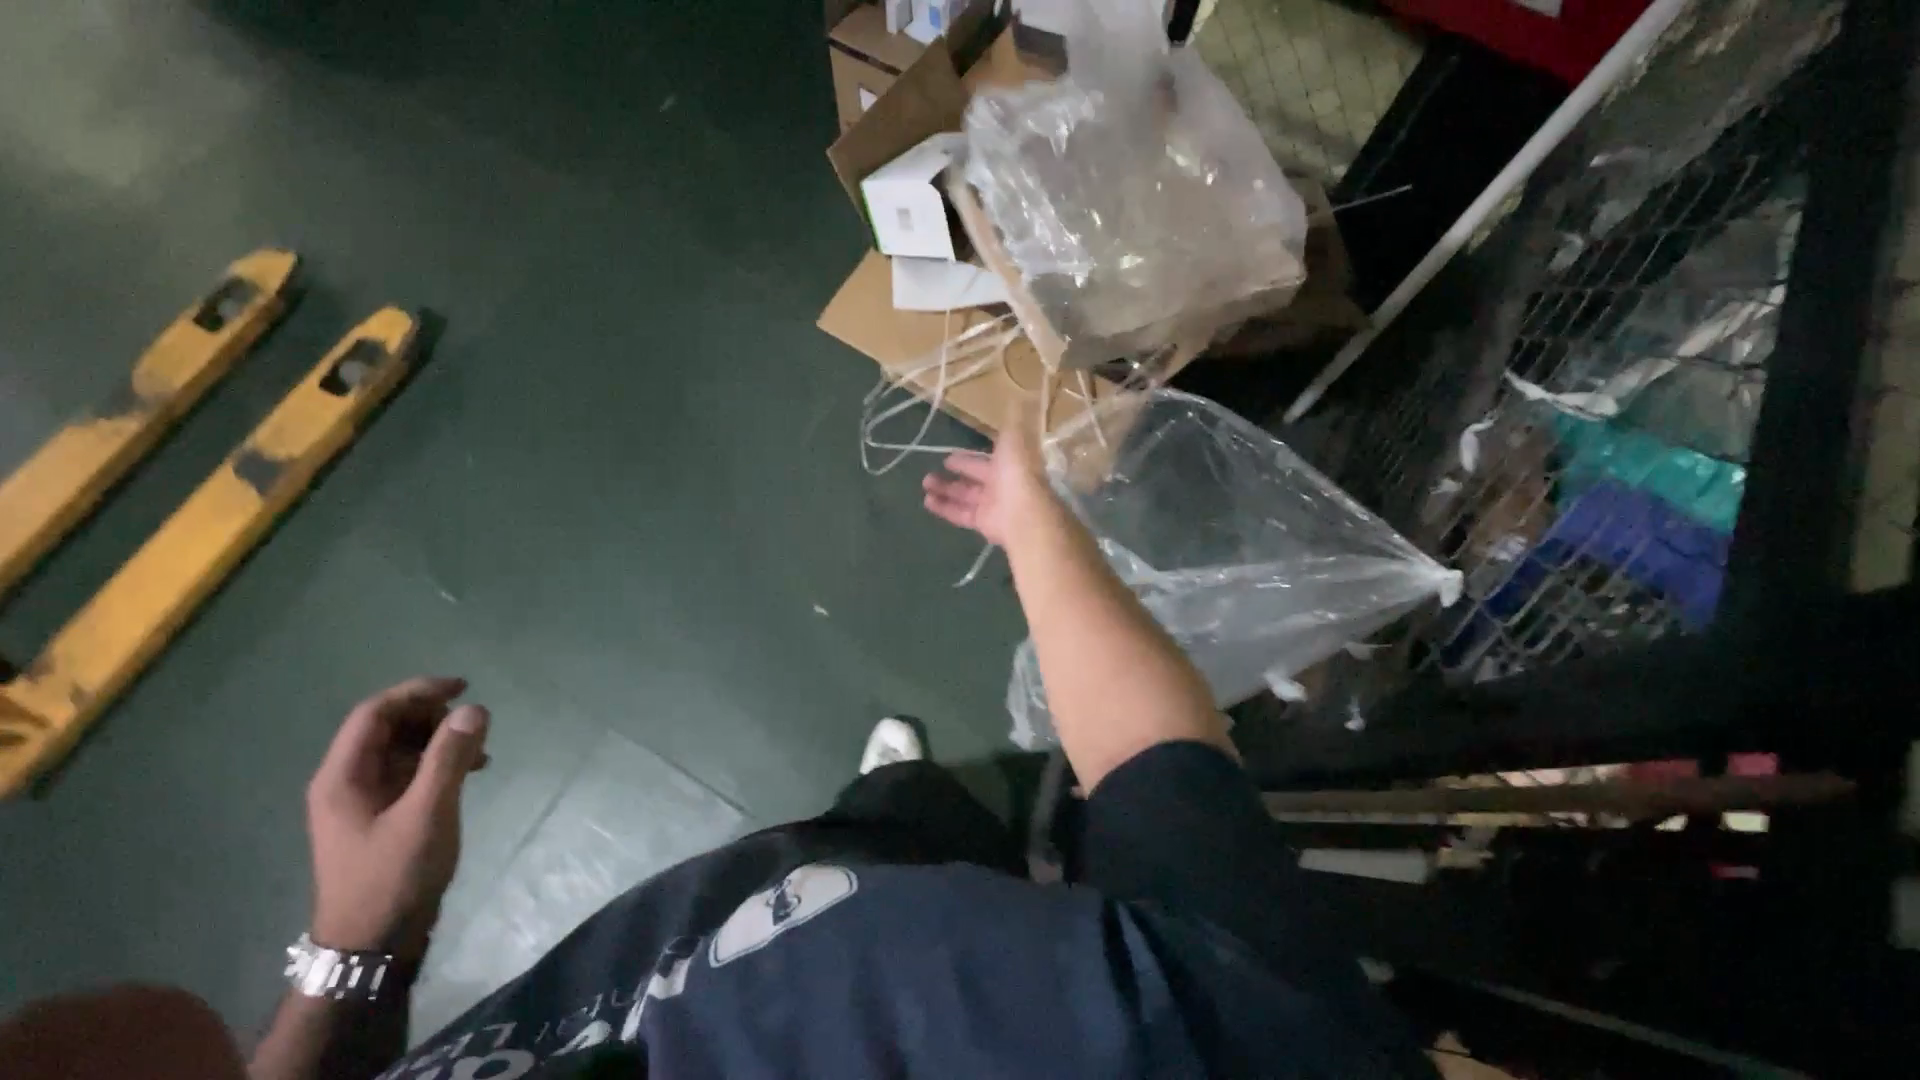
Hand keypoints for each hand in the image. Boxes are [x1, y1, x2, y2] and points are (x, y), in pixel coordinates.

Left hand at [305, 677, 488, 960]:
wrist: (373, 945)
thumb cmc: (394, 876)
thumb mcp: (427, 814)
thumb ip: (449, 759)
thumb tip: (473, 709)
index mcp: (342, 777)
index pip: (374, 713)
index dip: (417, 692)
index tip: (463, 687)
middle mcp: (345, 783)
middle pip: (386, 728)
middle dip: (432, 717)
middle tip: (474, 723)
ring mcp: (362, 802)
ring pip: (400, 750)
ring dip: (439, 741)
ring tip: (479, 750)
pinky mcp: (381, 819)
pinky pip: (408, 774)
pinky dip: (438, 764)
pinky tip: (469, 773)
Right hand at [921, 413, 1055, 547]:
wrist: (1023, 511)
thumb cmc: (1017, 472)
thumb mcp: (1014, 438)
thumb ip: (1013, 420)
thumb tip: (1019, 397)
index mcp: (1008, 463)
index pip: (985, 459)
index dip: (968, 457)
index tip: (949, 455)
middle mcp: (1001, 483)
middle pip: (974, 478)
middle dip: (955, 472)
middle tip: (933, 469)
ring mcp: (991, 504)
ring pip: (964, 496)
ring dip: (944, 490)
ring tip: (924, 484)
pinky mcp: (982, 522)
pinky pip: (960, 514)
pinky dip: (944, 508)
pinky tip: (927, 501)